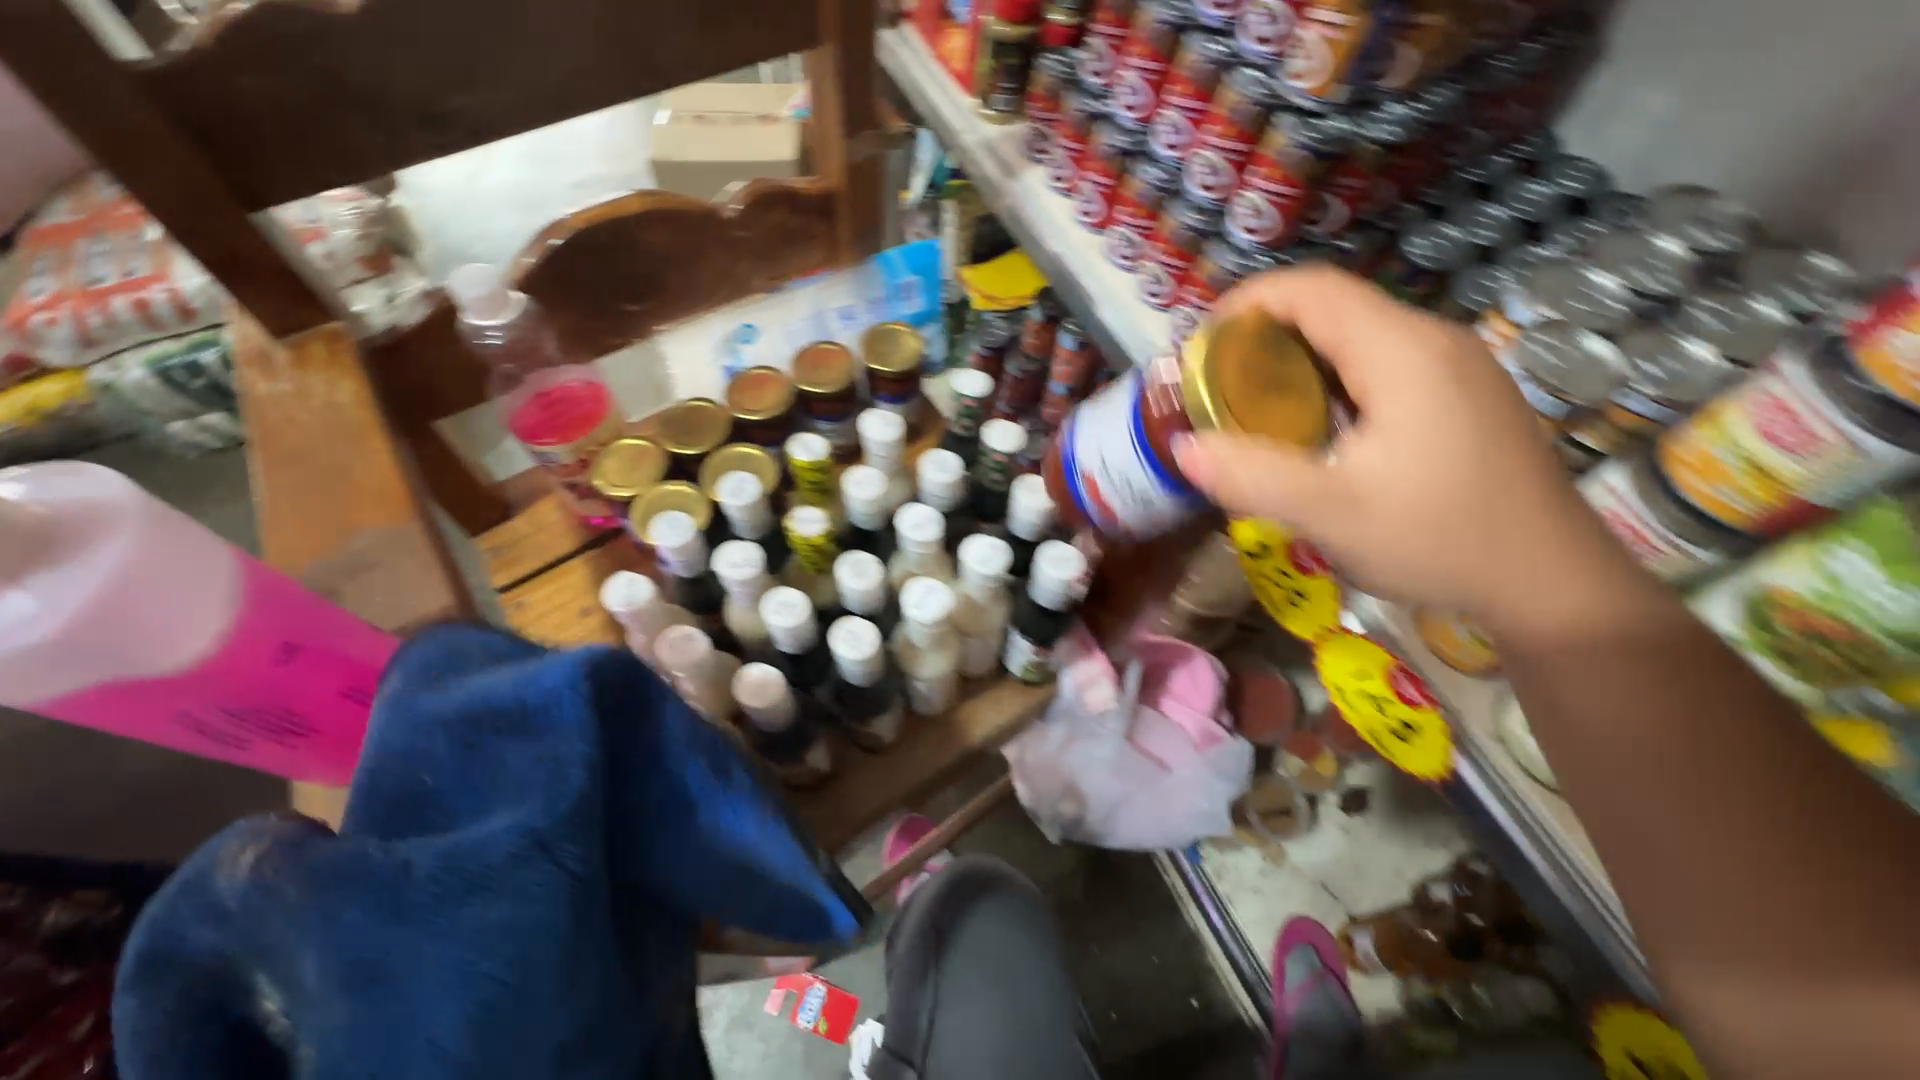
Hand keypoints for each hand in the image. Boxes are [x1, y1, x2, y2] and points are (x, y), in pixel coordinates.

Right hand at [1171, 265, 1631, 624]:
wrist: (1553, 583)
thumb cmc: (1441, 540)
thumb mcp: (1331, 514)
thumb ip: (1250, 476)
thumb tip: (1184, 448)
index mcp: (1402, 351)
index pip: (1310, 289)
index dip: (1245, 305)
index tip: (1200, 348)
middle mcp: (1434, 341)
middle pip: (1333, 310)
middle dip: (1264, 339)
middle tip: (1220, 390)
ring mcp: (1459, 368)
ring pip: (1359, 340)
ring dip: (1300, 364)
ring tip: (1260, 414)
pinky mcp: (1468, 398)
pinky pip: (1386, 368)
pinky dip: (1336, 385)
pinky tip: (1323, 434)